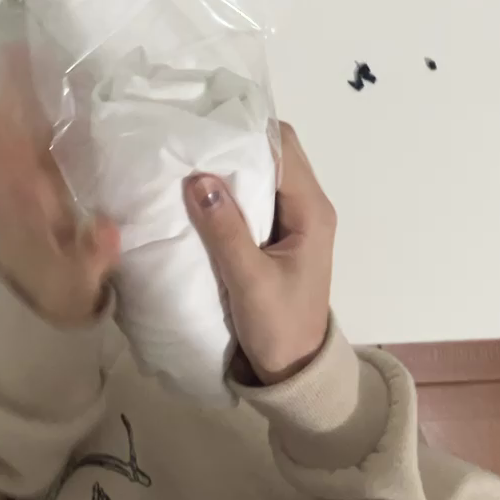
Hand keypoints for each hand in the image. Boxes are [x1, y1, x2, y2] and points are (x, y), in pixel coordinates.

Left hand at [0, 45, 120, 326]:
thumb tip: (106, 228)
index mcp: (28, 206)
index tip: (11, 94)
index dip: (11, 128)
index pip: (15, 161)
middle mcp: (9, 187)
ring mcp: (4, 180)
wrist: (37, 297)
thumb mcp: (82, 278)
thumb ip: (94, 254)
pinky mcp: (6, 178)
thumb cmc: (62, 283)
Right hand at [183, 122, 334, 384]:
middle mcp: (307, 206)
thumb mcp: (249, 283)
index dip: (247, 130)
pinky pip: (254, 194)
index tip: (205, 125)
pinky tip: (199, 190)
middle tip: (190, 139)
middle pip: (273, 152)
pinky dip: (229, 186)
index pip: (283, 147)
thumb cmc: (280, 328)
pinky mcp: (276, 232)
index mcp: (311, 211)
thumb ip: (226, 231)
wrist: (295, 374)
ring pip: (262, 171)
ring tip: (188, 158)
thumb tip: (198, 178)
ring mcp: (293, 219)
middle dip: (234, 141)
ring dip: (229, 164)